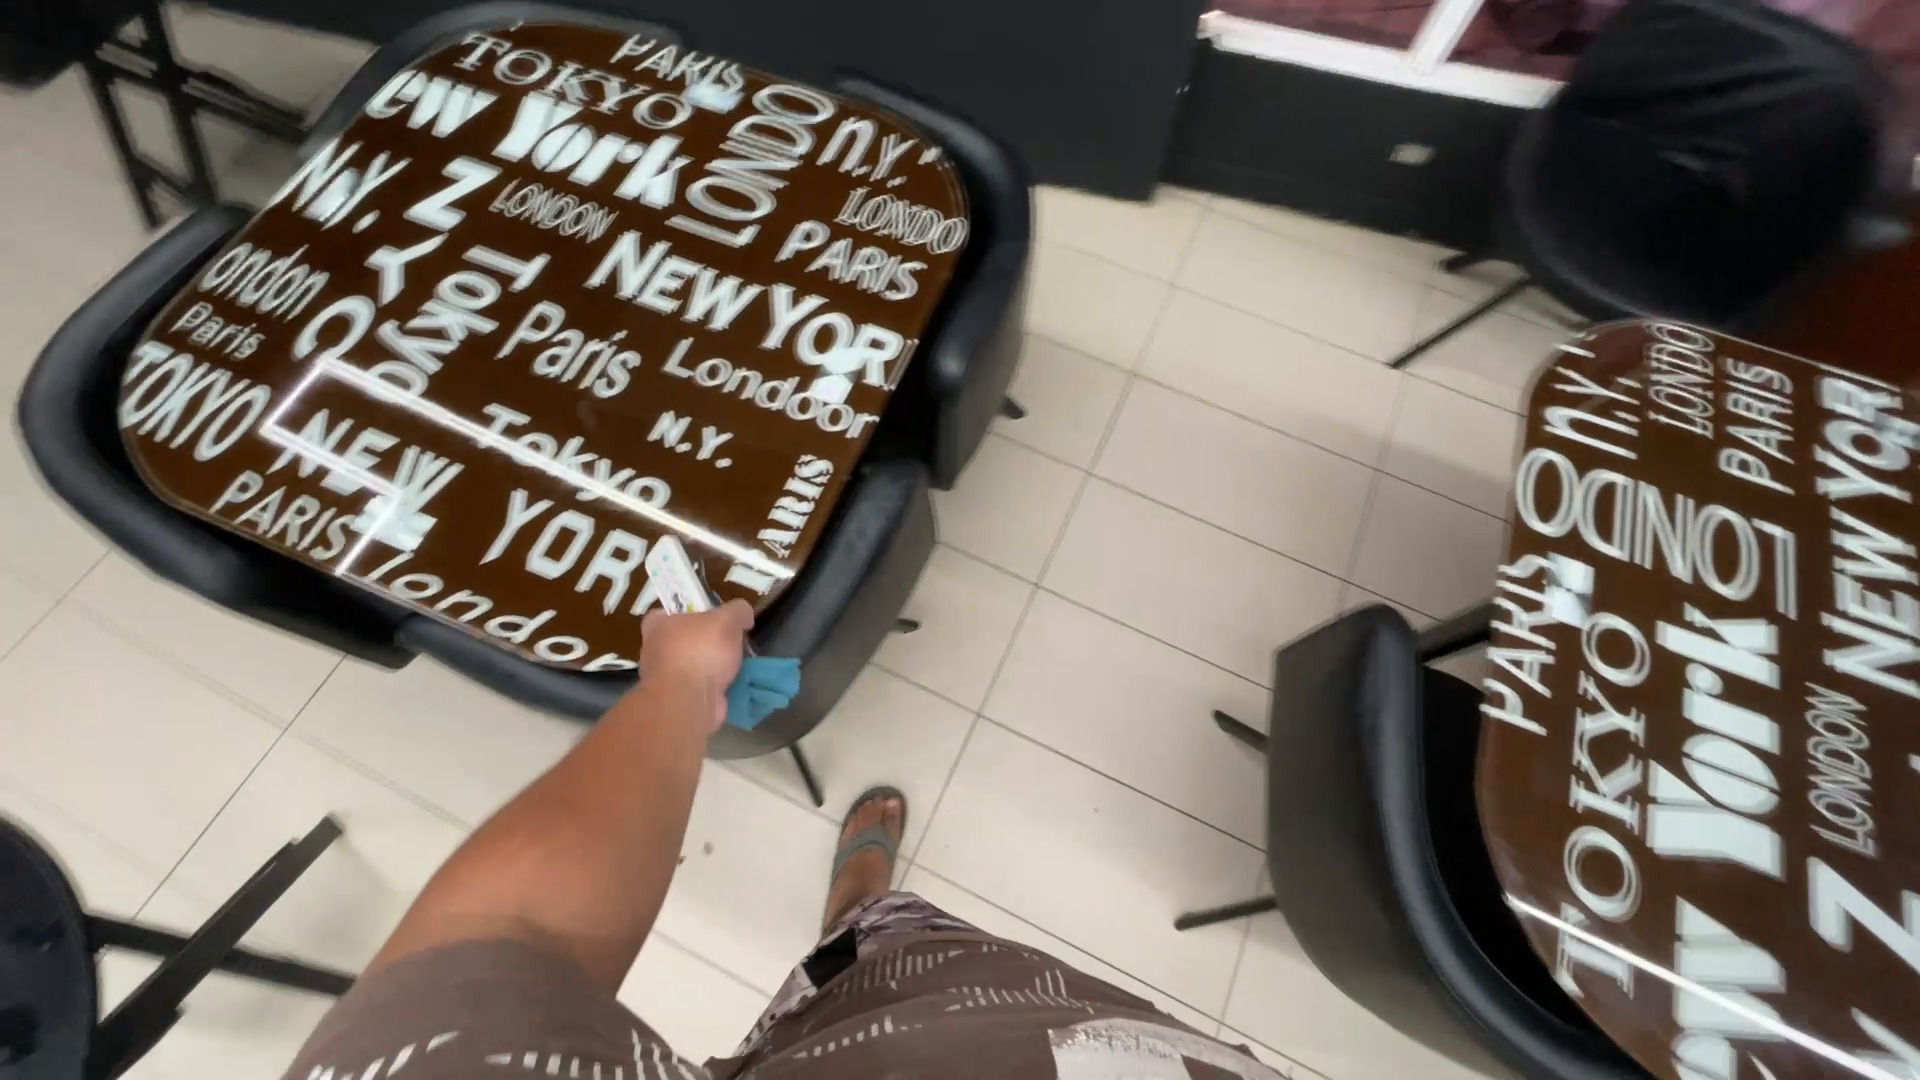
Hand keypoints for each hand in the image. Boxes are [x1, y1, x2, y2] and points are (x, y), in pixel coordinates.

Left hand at [638, 600, 753, 732]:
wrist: (689, 701)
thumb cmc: (701, 650)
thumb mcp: (728, 618)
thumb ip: (738, 610)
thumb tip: (744, 615)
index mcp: (657, 625)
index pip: (667, 612)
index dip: (689, 613)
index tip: (711, 617)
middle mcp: (654, 649)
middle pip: (683, 639)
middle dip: (705, 641)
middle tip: (729, 640)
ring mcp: (662, 677)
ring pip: (691, 664)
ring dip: (710, 666)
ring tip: (735, 664)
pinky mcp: (675, 699)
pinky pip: (697, 686)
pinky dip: (712, 685)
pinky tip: (731, 683)